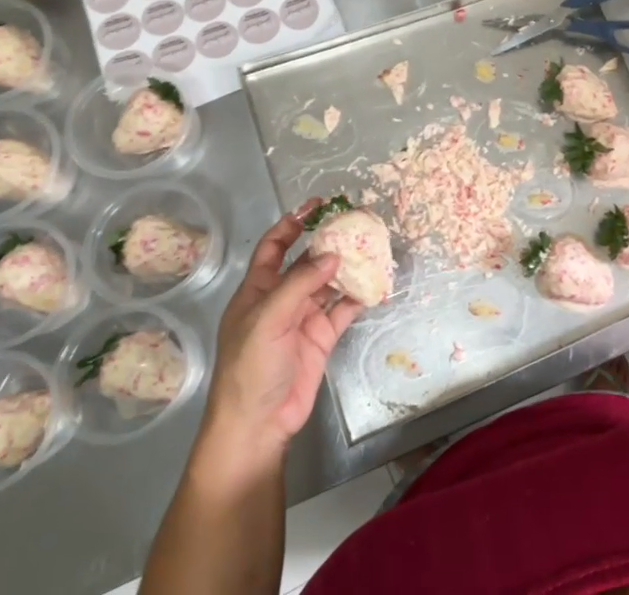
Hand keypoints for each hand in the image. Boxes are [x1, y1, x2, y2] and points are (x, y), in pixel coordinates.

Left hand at [201, 198, 361, 454]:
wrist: (259, 422)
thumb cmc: (251, 367)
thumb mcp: (268, 320)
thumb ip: (300, 284)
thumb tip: (333, 255)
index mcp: (258, 291)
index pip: (273, 247)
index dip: (291, 224)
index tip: (316, 206)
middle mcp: (282, 299)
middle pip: (307, 262)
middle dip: (329, 243)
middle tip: (357, 224)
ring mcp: (303, 318)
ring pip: (329, 283)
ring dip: (349, 267)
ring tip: (374, 248)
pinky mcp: (322, 337)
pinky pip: (344, 309)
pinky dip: (360, 296)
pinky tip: (377, 284)